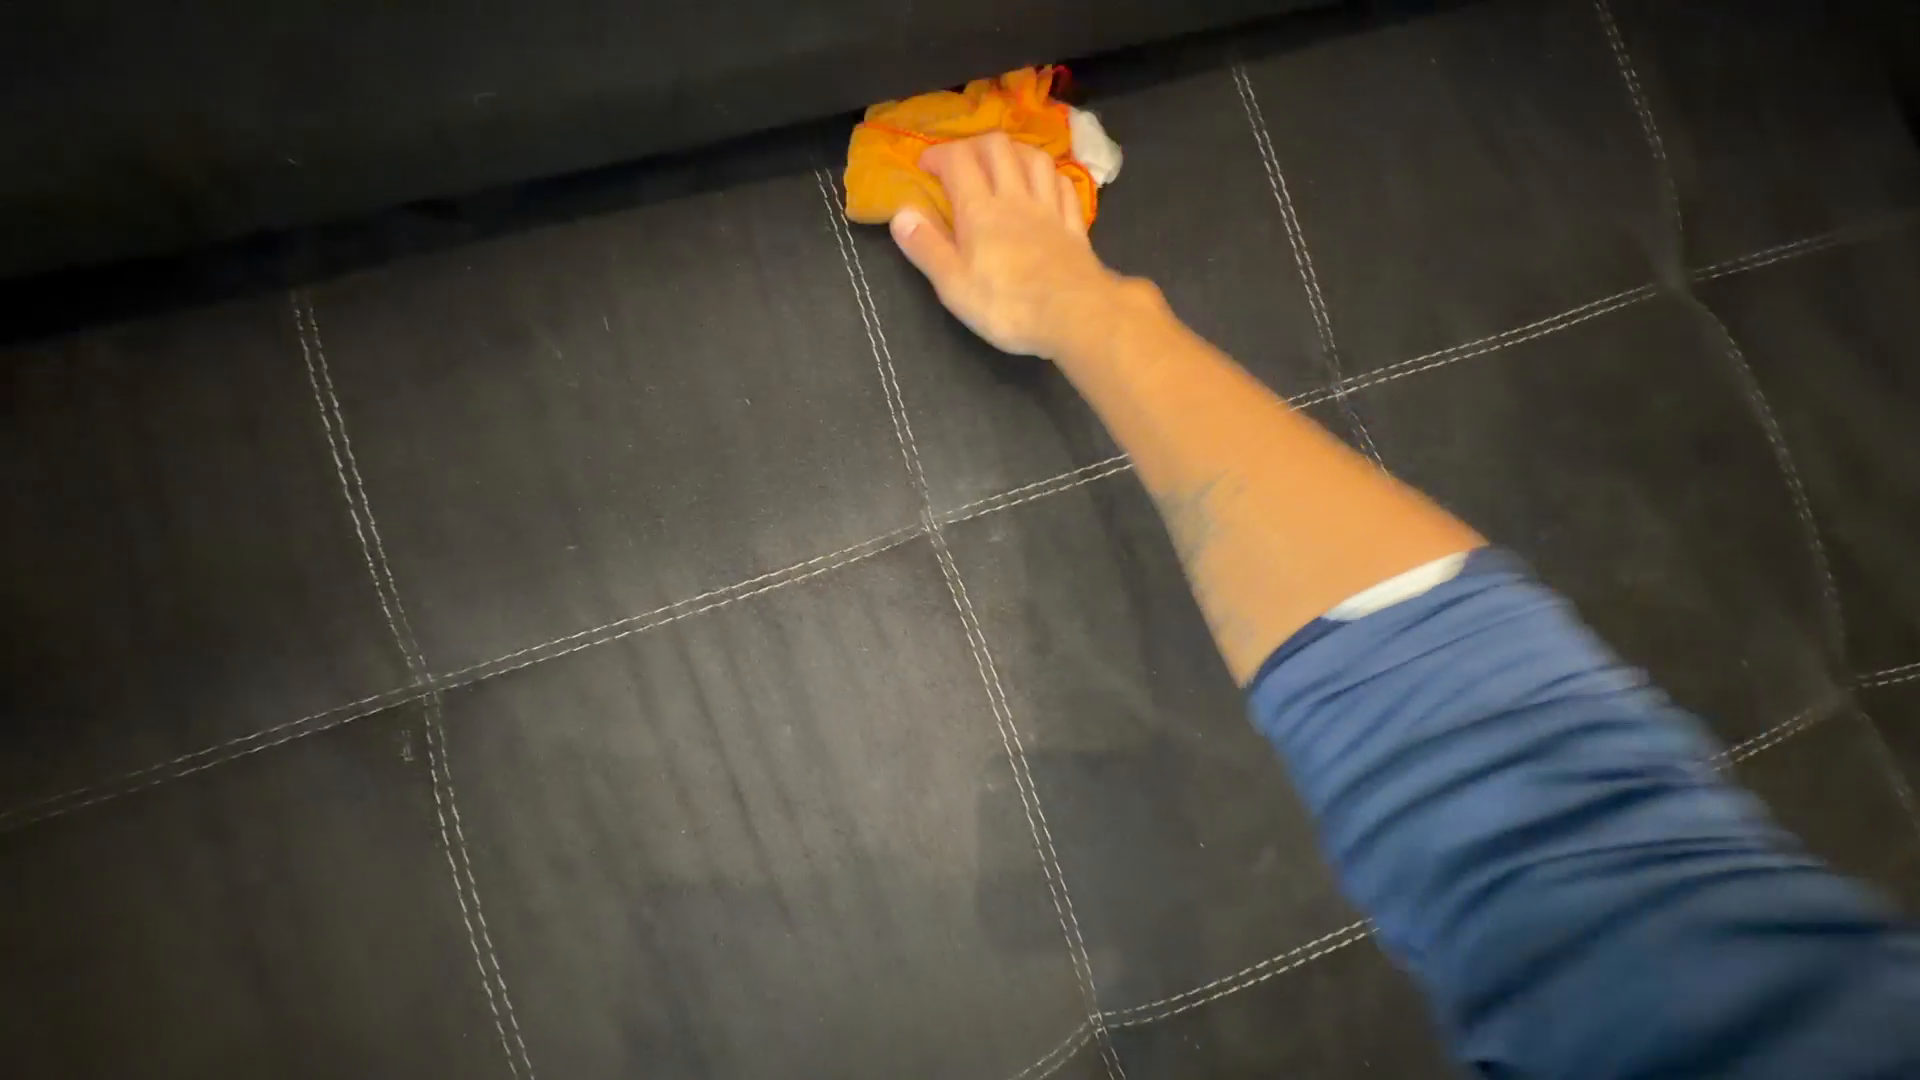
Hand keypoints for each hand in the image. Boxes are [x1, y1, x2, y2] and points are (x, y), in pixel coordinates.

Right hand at [891, 133, 1144, 360]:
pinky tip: (1046, 185)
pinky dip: (1051, 177)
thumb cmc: (1007, 306)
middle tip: (962, 161)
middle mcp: (1016, 198)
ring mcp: (1050, 210)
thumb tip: (900, 213)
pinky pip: (1064, 187)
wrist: (1073, 316)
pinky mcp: (1074, 227)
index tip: (924, 165)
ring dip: (1015, 152)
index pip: (958, 161)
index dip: (938, 154)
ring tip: (1004, 164)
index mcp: (980, 211)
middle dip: (975, 145)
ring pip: (1035, 159)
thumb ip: (926, 247)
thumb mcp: (953, 285)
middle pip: (998, 148)